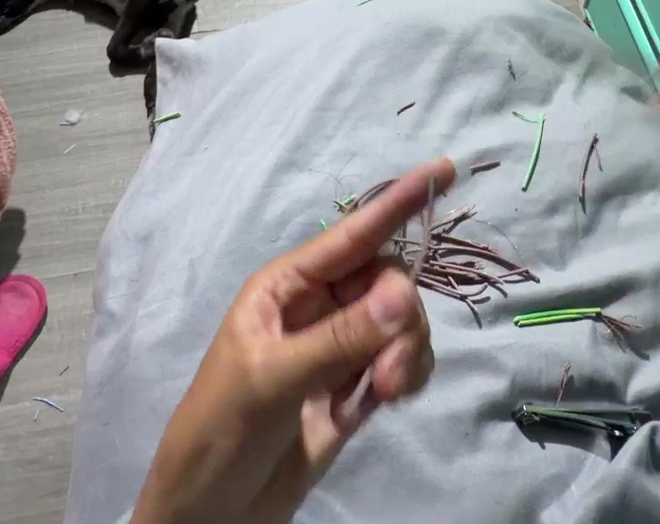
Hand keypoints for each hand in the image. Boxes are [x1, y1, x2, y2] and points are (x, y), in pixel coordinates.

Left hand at [130, 157, 452, 523]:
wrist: (214, 511)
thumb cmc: (222, 429)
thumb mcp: (273, 379)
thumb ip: (340, 338)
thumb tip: (404, 296)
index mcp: (288, 285)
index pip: (352, 234)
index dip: (397, 201)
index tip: (444, 170)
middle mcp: (320, 304)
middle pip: (388, 282)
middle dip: (400, 318)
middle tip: (389, 373)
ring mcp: (341, 344)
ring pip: (402, 321)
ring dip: (407, 351)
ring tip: (386, 393)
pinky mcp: (358, 383)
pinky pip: (403, 359)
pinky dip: (409, 372)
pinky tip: (392, 397)